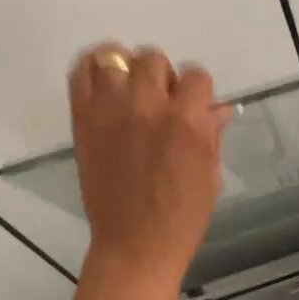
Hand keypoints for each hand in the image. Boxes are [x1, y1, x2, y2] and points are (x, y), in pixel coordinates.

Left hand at [68, 42, 233, 279]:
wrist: (136, 243)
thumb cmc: (183, 216)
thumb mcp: (210, 176)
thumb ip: (211, 135)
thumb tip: (217, 109)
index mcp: (187, 122)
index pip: (197, 76)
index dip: (198, 92)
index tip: (195, 109)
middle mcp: (148, 105)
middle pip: (154, 59)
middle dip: (163, 79)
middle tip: (162, 105)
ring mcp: (110, 108)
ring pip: (115, 56)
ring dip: (127, 69)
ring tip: (131, 93)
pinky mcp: (83, 115)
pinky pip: (82, 70)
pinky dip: (93, 69)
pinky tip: (105, 85)